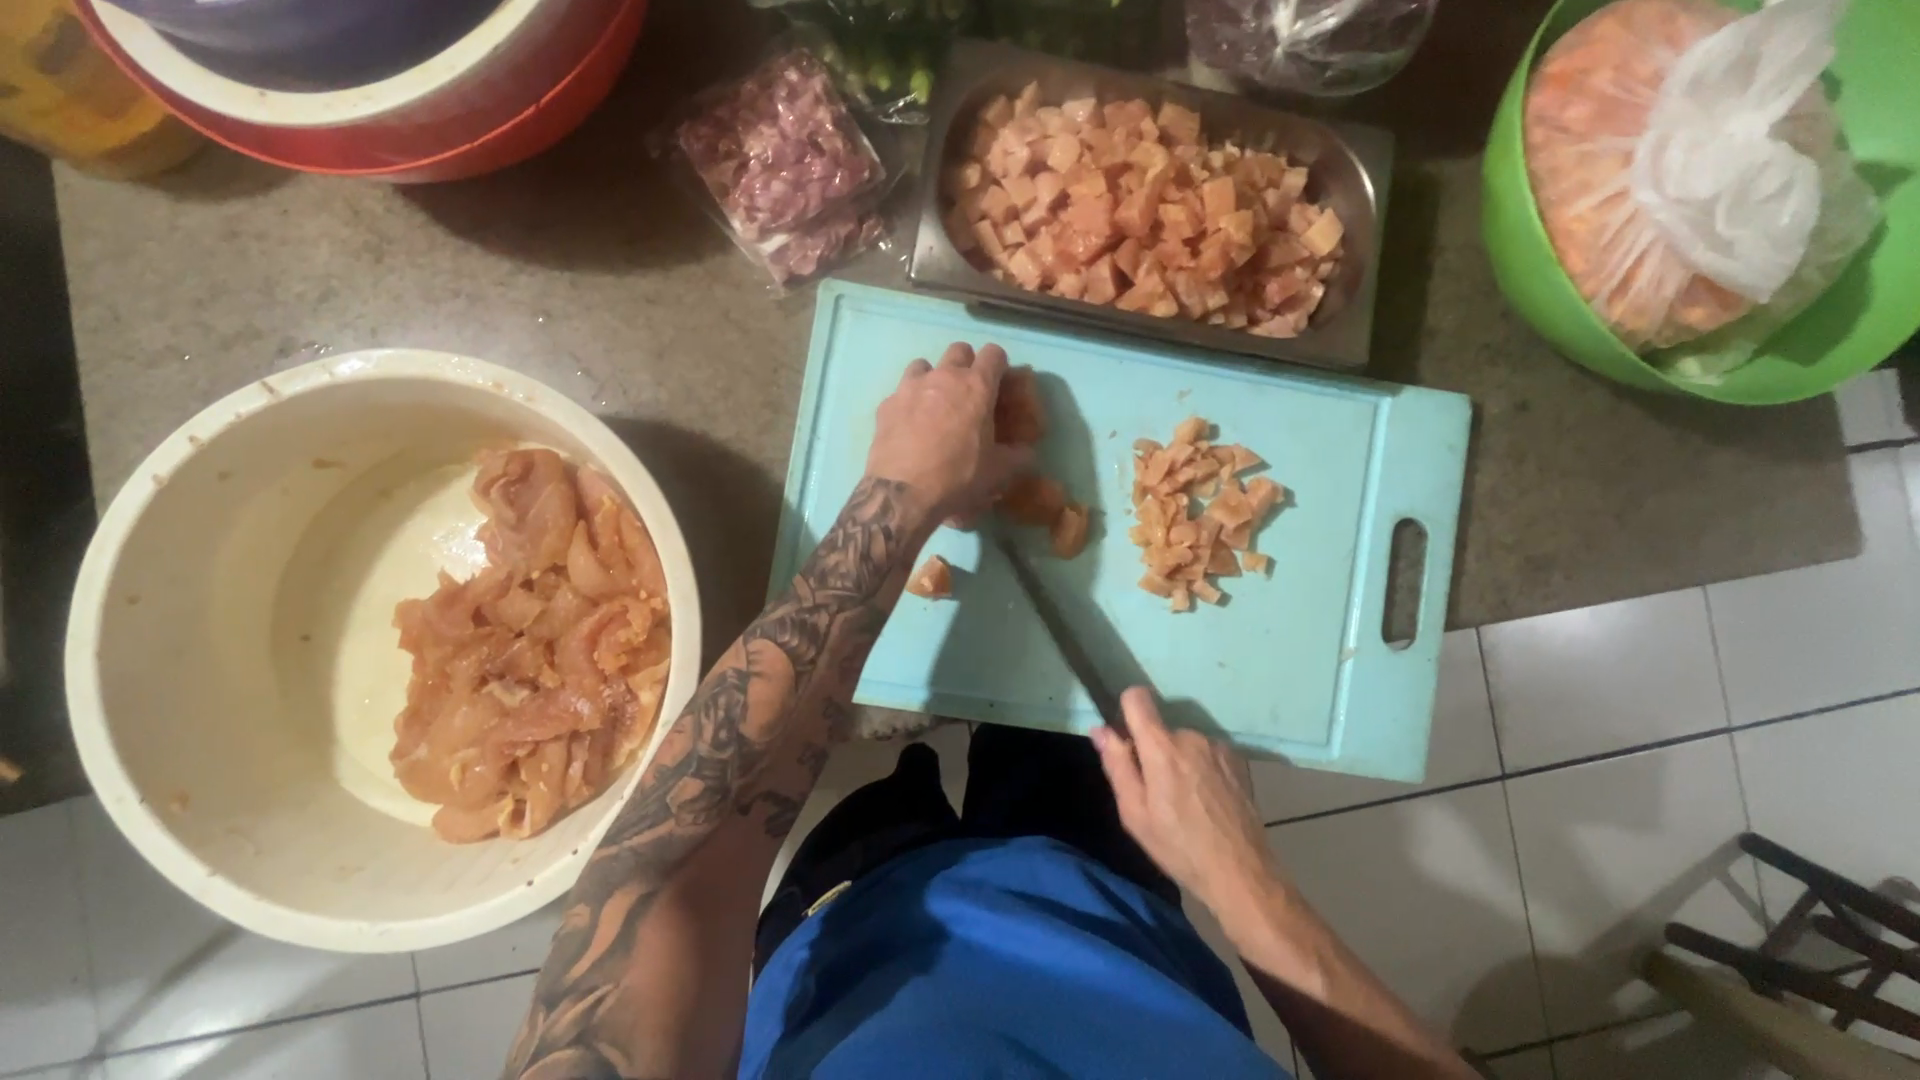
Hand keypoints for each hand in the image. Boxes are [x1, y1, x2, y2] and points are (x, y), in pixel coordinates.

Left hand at [866, 343, 1031, 525]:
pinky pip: (900, 392)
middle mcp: (943, 377)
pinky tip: (909, 425)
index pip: (994, 354)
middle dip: (967, 364)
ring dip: (933, 377)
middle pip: (958, 350)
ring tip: (935, 404)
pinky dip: (908, 402)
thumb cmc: (958, 477)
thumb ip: (1018, 456)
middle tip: (968, 392)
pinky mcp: (886, 404)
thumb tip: (1026, 452)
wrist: (903, 493)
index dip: (999, 365)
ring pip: (924, 365)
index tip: (1000, 382)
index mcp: (976, 387)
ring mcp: (910, 387)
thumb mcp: (998, 472)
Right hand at [1092, 687, 1282, 916]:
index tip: (1127, 739)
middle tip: (1158, 794)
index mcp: (1162, 748)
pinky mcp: (1238, 760)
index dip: (1127, 712)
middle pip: (1161, 730)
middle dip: (1154, 752)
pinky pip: (1207, 753)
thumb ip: (1117, 765)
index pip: (1137, 699)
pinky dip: (1202, 768)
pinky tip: (1208, 801)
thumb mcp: (1135, 813)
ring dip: (1180, 761)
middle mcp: (1192, 737)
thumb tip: (1101, 730)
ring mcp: (1219, 747)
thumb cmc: (1179, 847)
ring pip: (1185, 744)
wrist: (1240, 872)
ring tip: (1186, 802)